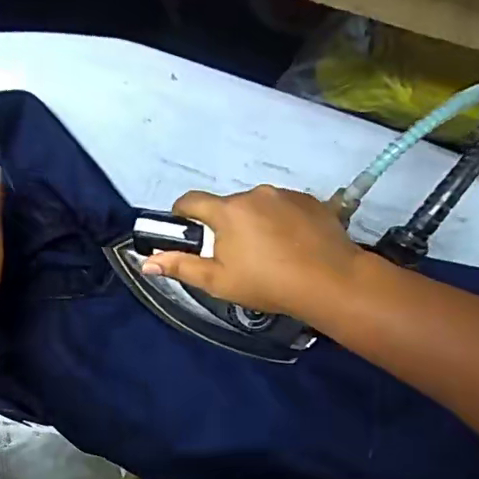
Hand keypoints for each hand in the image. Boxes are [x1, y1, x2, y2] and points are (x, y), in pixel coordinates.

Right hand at [142, 185, 371, 321]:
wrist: (330, 280)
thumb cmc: (267, 283)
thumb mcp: (218, 281)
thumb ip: (181, 267)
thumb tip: (147, 262)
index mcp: (227, 212)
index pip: (191, 200)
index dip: (181, 213)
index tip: (183, 229)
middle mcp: (254, 194)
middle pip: (227, 206)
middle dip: (224, 226)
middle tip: (233, 257)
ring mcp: (285, 194)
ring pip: (257, 206)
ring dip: (254, 223)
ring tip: (268, 253)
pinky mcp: (311, 201)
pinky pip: (284, 207)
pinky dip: (281, 222)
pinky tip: (291, 246)